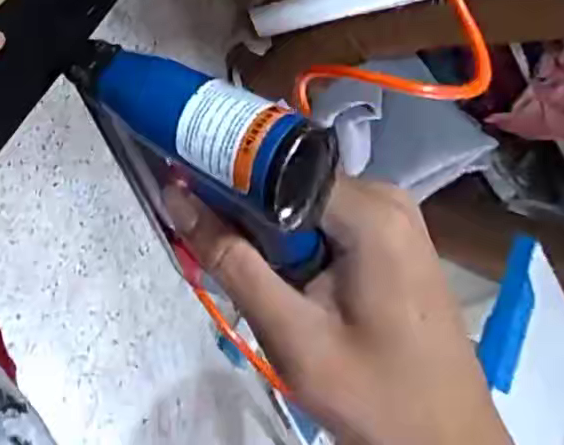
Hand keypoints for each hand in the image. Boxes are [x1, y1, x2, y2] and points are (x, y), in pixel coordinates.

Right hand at [164, 179, 510, 444]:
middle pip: (285, 178)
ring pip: (297, 197)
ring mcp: (389, 215)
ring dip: (260, 225)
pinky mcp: (387, 236)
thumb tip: (173, 193)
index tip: (181, 186)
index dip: (223, 171)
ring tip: (234, 262)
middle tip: (204, 239)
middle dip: (239, 206)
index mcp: (370, 210)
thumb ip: (230, 261)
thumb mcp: (292, 337)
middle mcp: (383, 196)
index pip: (275, 163)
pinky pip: (318, 216)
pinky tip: (275, 274)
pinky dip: (287, 236)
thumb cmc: (377, 399)